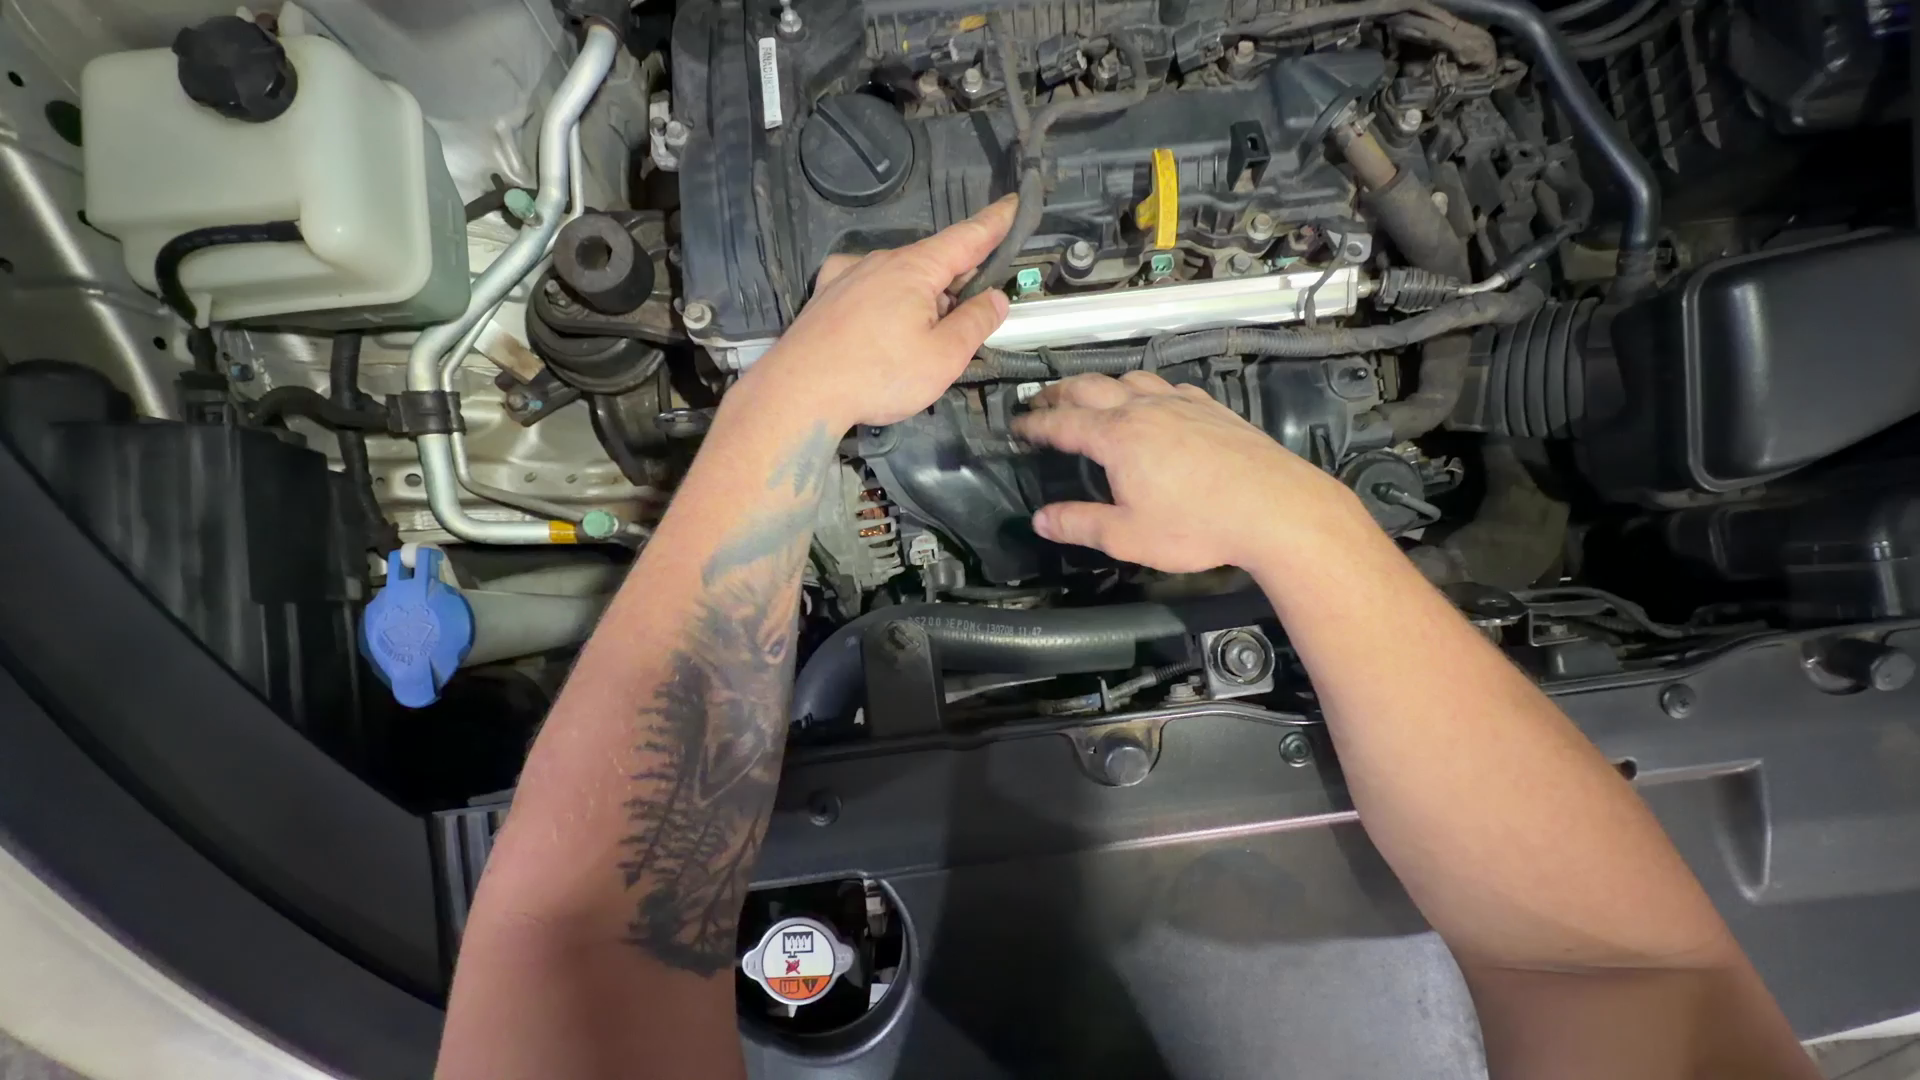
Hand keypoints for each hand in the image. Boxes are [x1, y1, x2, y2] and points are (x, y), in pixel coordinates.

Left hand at [744, 197, 1016, 428]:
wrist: (799, 392)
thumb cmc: (877, 375)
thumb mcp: (942, 358)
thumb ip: (974, 324)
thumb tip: (995, 298)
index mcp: (916, 269)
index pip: (967, 237)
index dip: (995, 223)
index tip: (1014, 204)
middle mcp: (880, 261)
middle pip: (933, 262)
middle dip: (957, 281)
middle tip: (969, 319)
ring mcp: (849, 276)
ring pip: (900, 278)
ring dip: (921, 298)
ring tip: (923, 341)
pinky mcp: (826, 296)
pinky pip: (868, 287)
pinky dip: (886, 301)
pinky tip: (883, 322)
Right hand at [1011, 371, 1371, 573]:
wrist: (1276, 509)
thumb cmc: (1197, 525)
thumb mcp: (1127, 536)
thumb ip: (1079, 524)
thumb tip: (1040, 519)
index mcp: (1117, 437)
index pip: (1063, 422)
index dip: (1035, 423)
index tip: (1017, 425)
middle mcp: (1145, 409)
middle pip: (1091, 388)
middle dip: (1060, 393)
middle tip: (1041, 402)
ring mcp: (1182, 403)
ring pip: (1131, 379)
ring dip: (1102, 384)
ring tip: (1091, 395)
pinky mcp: (1213, 408)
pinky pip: (1169, 386)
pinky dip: (1146, 388)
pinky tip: (1155, 401)